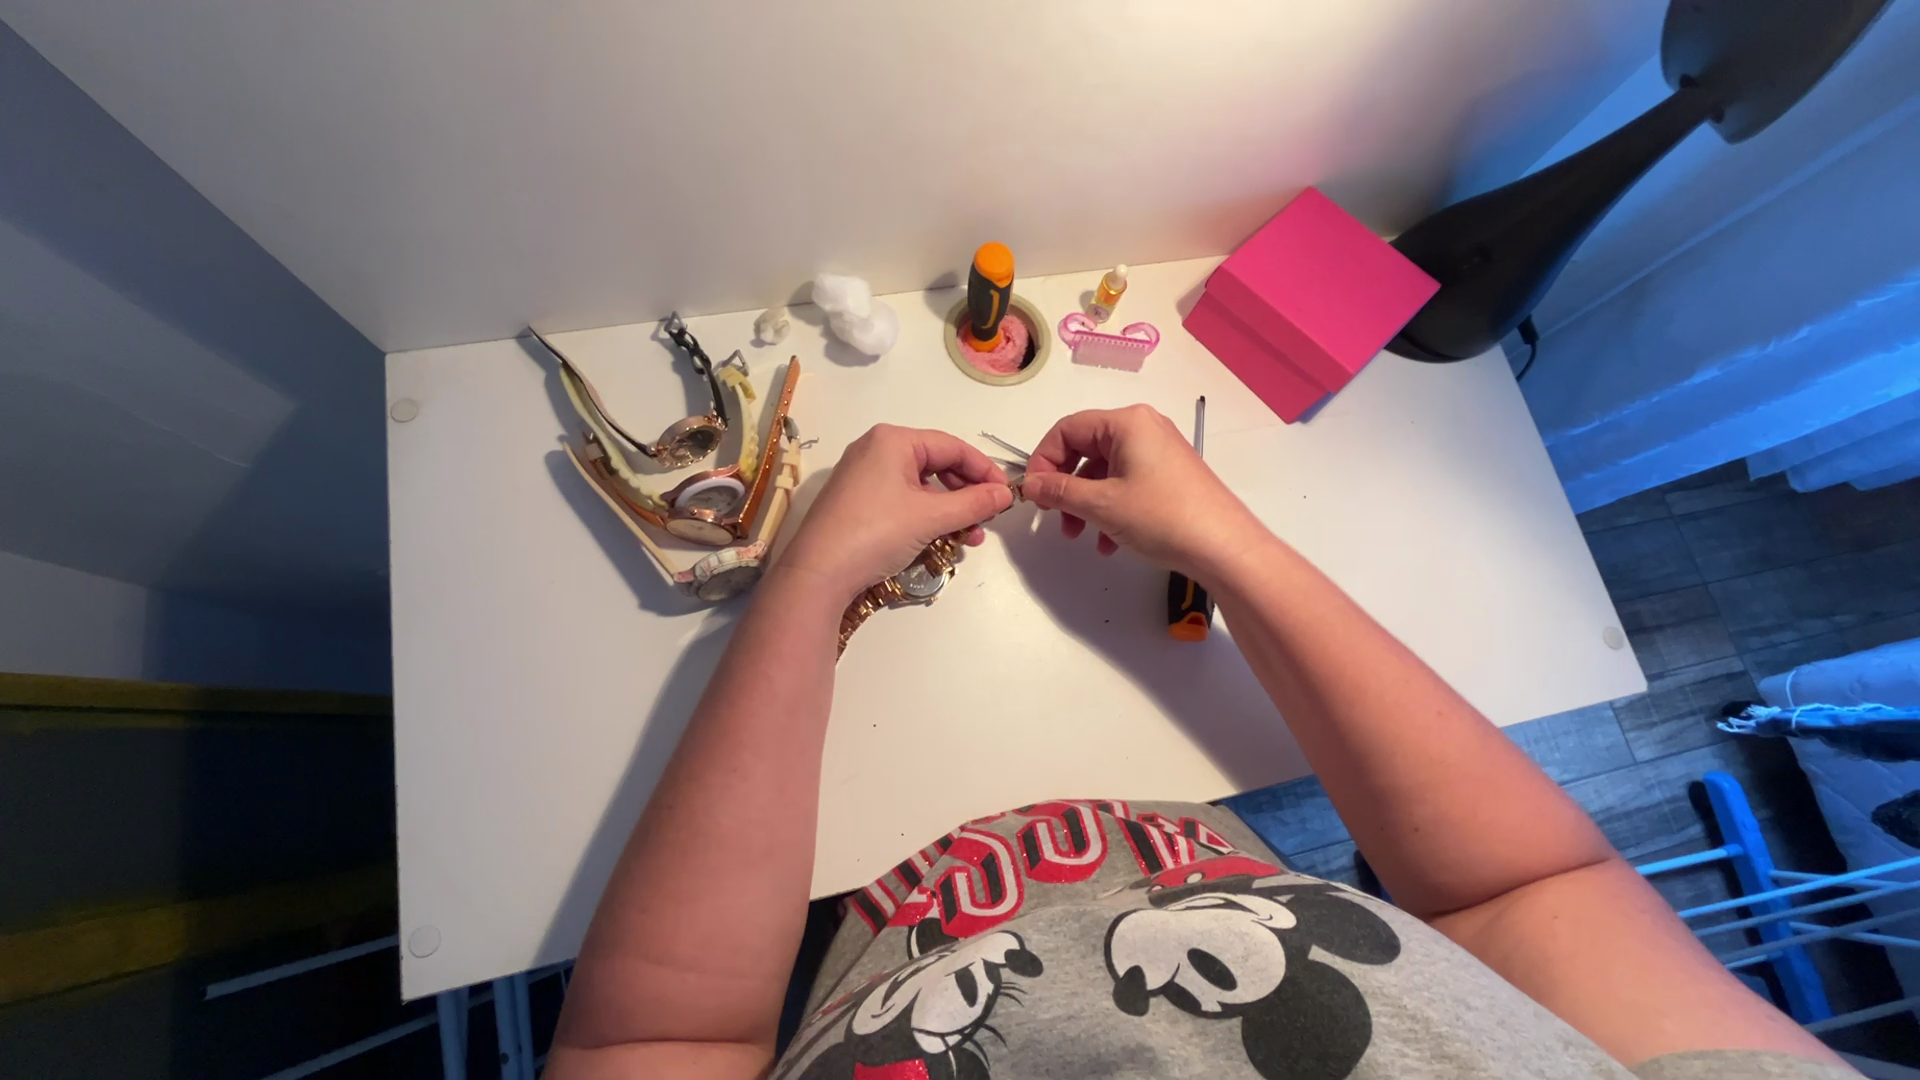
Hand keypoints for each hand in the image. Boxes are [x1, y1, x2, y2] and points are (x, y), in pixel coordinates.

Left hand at [779, 425, 1012, 602]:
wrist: (817, 574)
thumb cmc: (876, 533)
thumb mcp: (931, 517)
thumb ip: (973, 503)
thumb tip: (1005, 494)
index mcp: (892, 440)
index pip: (952, 446)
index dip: (984, 470)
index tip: (1006, 495)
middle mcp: (876, 450)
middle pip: (937, 465)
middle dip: (966, 494)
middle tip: (987, 520)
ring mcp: (863, 477)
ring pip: (921, 487)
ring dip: (949, 511)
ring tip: (969, 539)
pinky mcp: (856, 502)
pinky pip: (902, 501)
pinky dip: (926, 518)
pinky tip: (940, 540)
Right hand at [1022, 405, 1259, 579]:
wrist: (1224, 547)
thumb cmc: (1161, 516)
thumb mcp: (1101, 504)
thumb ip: (1059, 491)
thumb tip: (1028, 485)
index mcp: (1126, 422)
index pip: (1067, 429)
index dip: (1043, 460)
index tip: (1033, 494)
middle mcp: (1143, 429)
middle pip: (1085, 450)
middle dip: (1064, 486)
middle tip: (1053, 516)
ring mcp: (1159, 453)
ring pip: (1104, 472)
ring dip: (1084, 502)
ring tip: (1078, 534)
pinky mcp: (1168, 477)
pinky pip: (1125, 484)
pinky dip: (1109, 509)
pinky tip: (1107, 543)